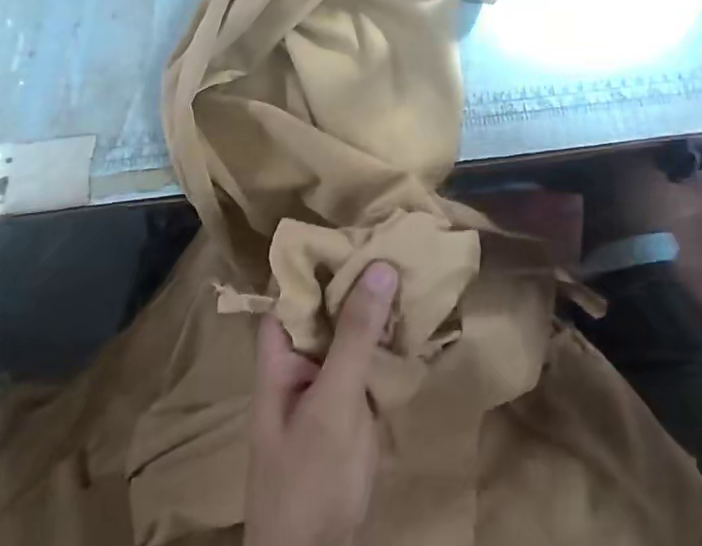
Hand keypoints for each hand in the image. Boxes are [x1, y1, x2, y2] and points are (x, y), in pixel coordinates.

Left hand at [244, 262, 397, 545]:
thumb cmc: (308, 475)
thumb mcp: (332, 400)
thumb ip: (355, 336)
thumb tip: (379, 266)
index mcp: (280, 354)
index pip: (295, 289)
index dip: (321, 256)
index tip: (357, 226)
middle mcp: (303, 359)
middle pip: (329, 306)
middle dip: (359, 275)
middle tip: (398, 237)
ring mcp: (330, 382)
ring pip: (354, 330)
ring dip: (380, 303)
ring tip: (415, 262)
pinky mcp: (355, 402)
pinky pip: (372, 357)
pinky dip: (393, 336)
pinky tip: (420, 314)